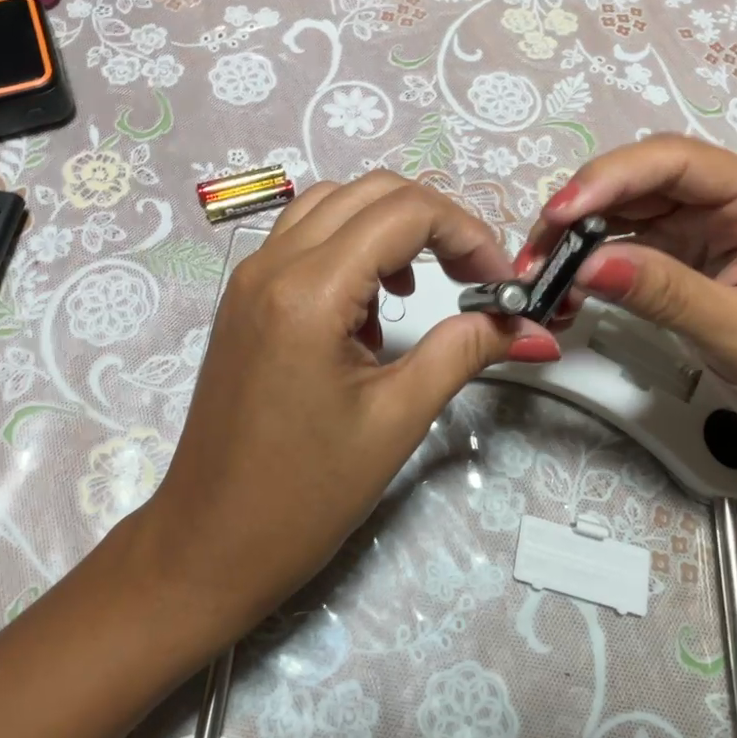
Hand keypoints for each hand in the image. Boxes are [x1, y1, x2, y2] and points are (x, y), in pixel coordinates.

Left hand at [135, 172, 558, 628]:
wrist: (208, 544)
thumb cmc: (303, 495)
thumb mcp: (396, 419)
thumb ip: (464, 352)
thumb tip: (528, 326)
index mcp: (309, 290)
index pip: (405, 212)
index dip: (466, 233)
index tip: (501, 281)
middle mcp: (272, 265)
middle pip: (369, 192)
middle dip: (433, 221)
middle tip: (471, 275)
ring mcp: (249, 278)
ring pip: (332, 206)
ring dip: (387, 229)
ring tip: (414, 293)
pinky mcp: (243, 300)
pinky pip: (303, 241)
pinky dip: (349, 250)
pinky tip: (366, 316)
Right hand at [526, 135, 736, 456]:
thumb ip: (666, 293)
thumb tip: (588, 264)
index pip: (678, 163)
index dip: (615, 176)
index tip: (562, 211)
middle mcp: (724, 203)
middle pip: (640, 180)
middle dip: (584, 206)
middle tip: (538, 249)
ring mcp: (696, 230)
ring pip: (622, 211)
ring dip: (575, 236)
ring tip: (538, 272)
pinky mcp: (675, 259)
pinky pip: (621, 247)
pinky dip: (587, 263)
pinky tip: (563, 287)